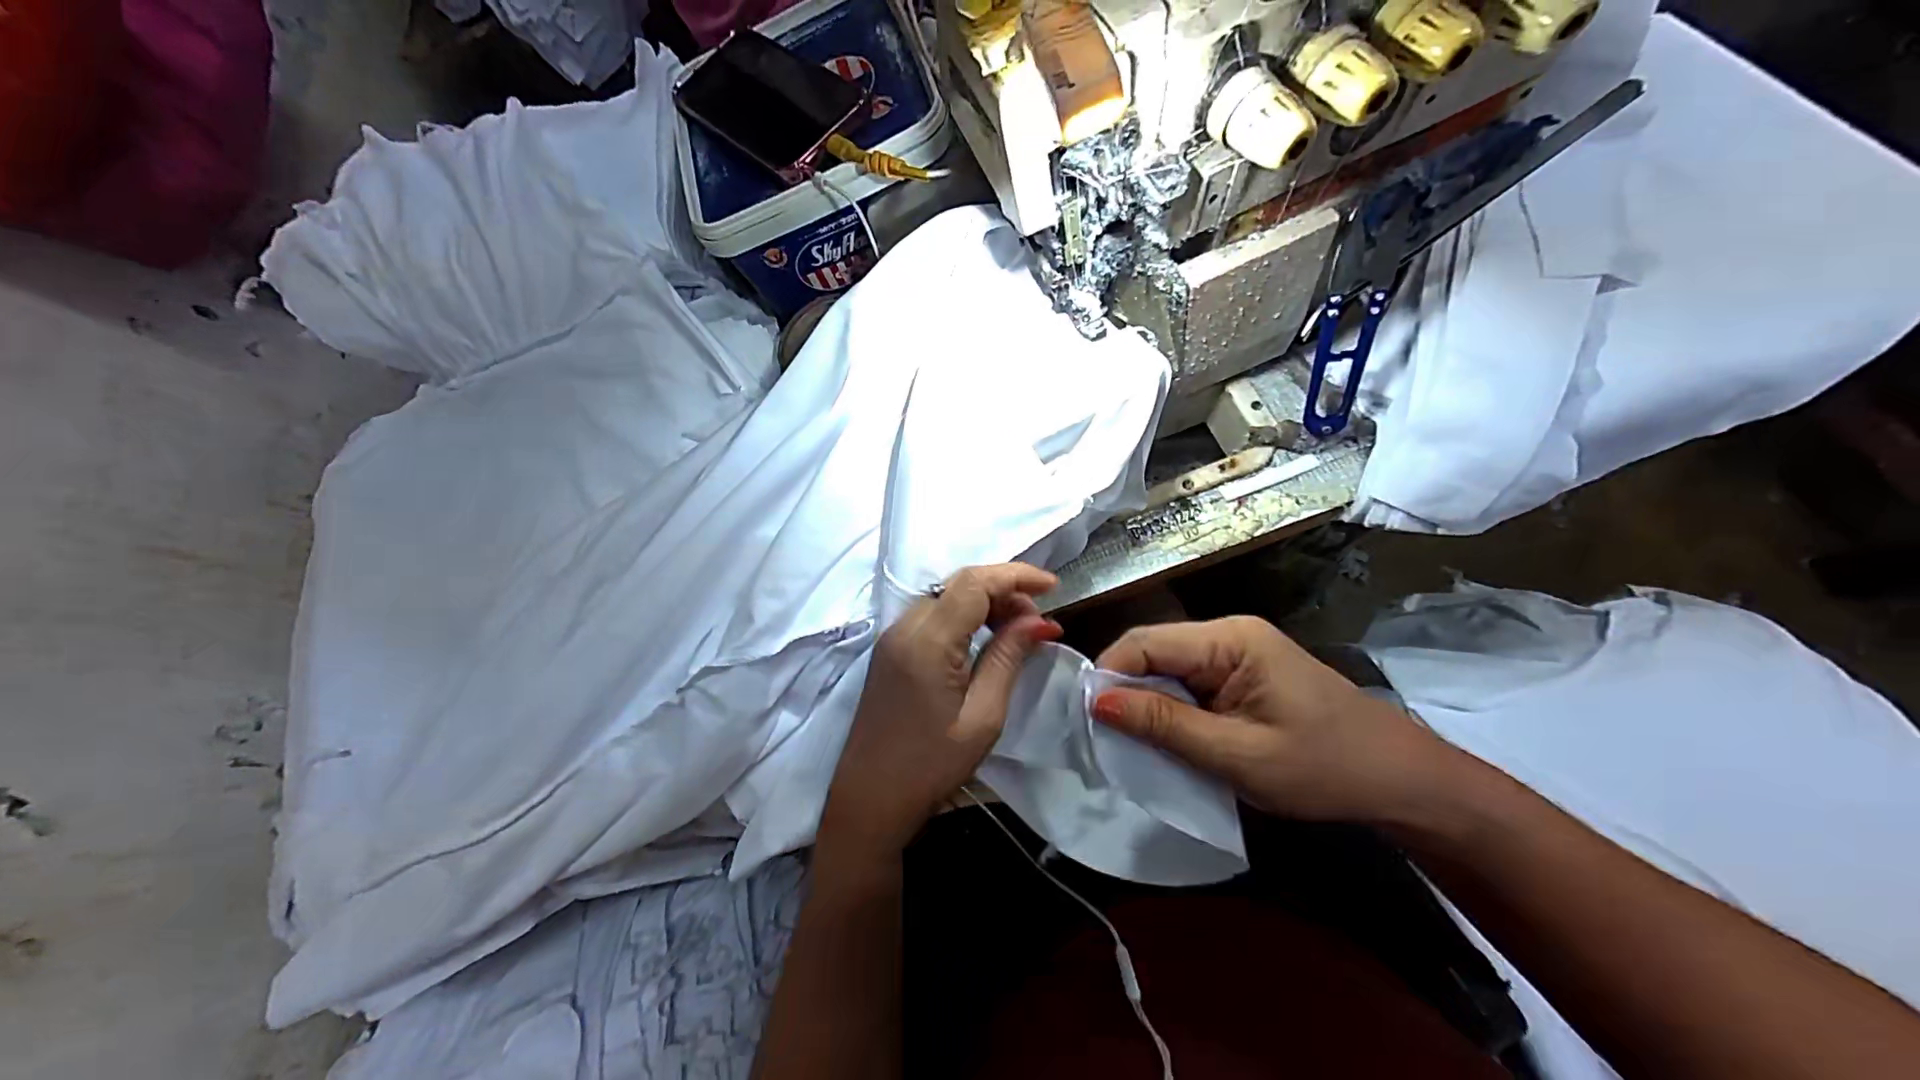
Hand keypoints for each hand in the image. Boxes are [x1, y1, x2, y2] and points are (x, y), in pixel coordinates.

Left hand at [818, 563, 1062, 862]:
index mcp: (927, 640)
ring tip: (1018, 631)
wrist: (870, 798)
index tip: (1053, 588)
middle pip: (959, 584)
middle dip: (1004, 589)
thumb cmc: (931, 765)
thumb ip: (1008, 658)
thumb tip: (1040, 622)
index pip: (974, 583)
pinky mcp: (890, 651)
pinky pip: (931, 615)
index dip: (1016, 576)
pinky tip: (985, 639)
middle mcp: (904, 627)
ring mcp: (892, 637)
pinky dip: (963, 616)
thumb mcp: (983, 716)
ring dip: (984, 602)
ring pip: (945, 596)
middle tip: (1037, 622)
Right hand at [1092, 616, 1458, 825]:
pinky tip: (1168, 738)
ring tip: (1132, 742)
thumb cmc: (1324, 769)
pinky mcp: (1243, 674)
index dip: (1110, 676)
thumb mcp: (1237, 754)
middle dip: (1126, 690)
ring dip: (1148, 703)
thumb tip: (1097, 701)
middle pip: (1153, 650)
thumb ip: (1164, 724)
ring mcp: (1238, 652)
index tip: (1088, 720)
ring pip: (1168, 668)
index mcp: (1230, 639)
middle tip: (1106, 737)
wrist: (1401, 783)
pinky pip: (1189, 683)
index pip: (1145, 642)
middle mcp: (1229, 633)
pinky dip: (1172, 709)